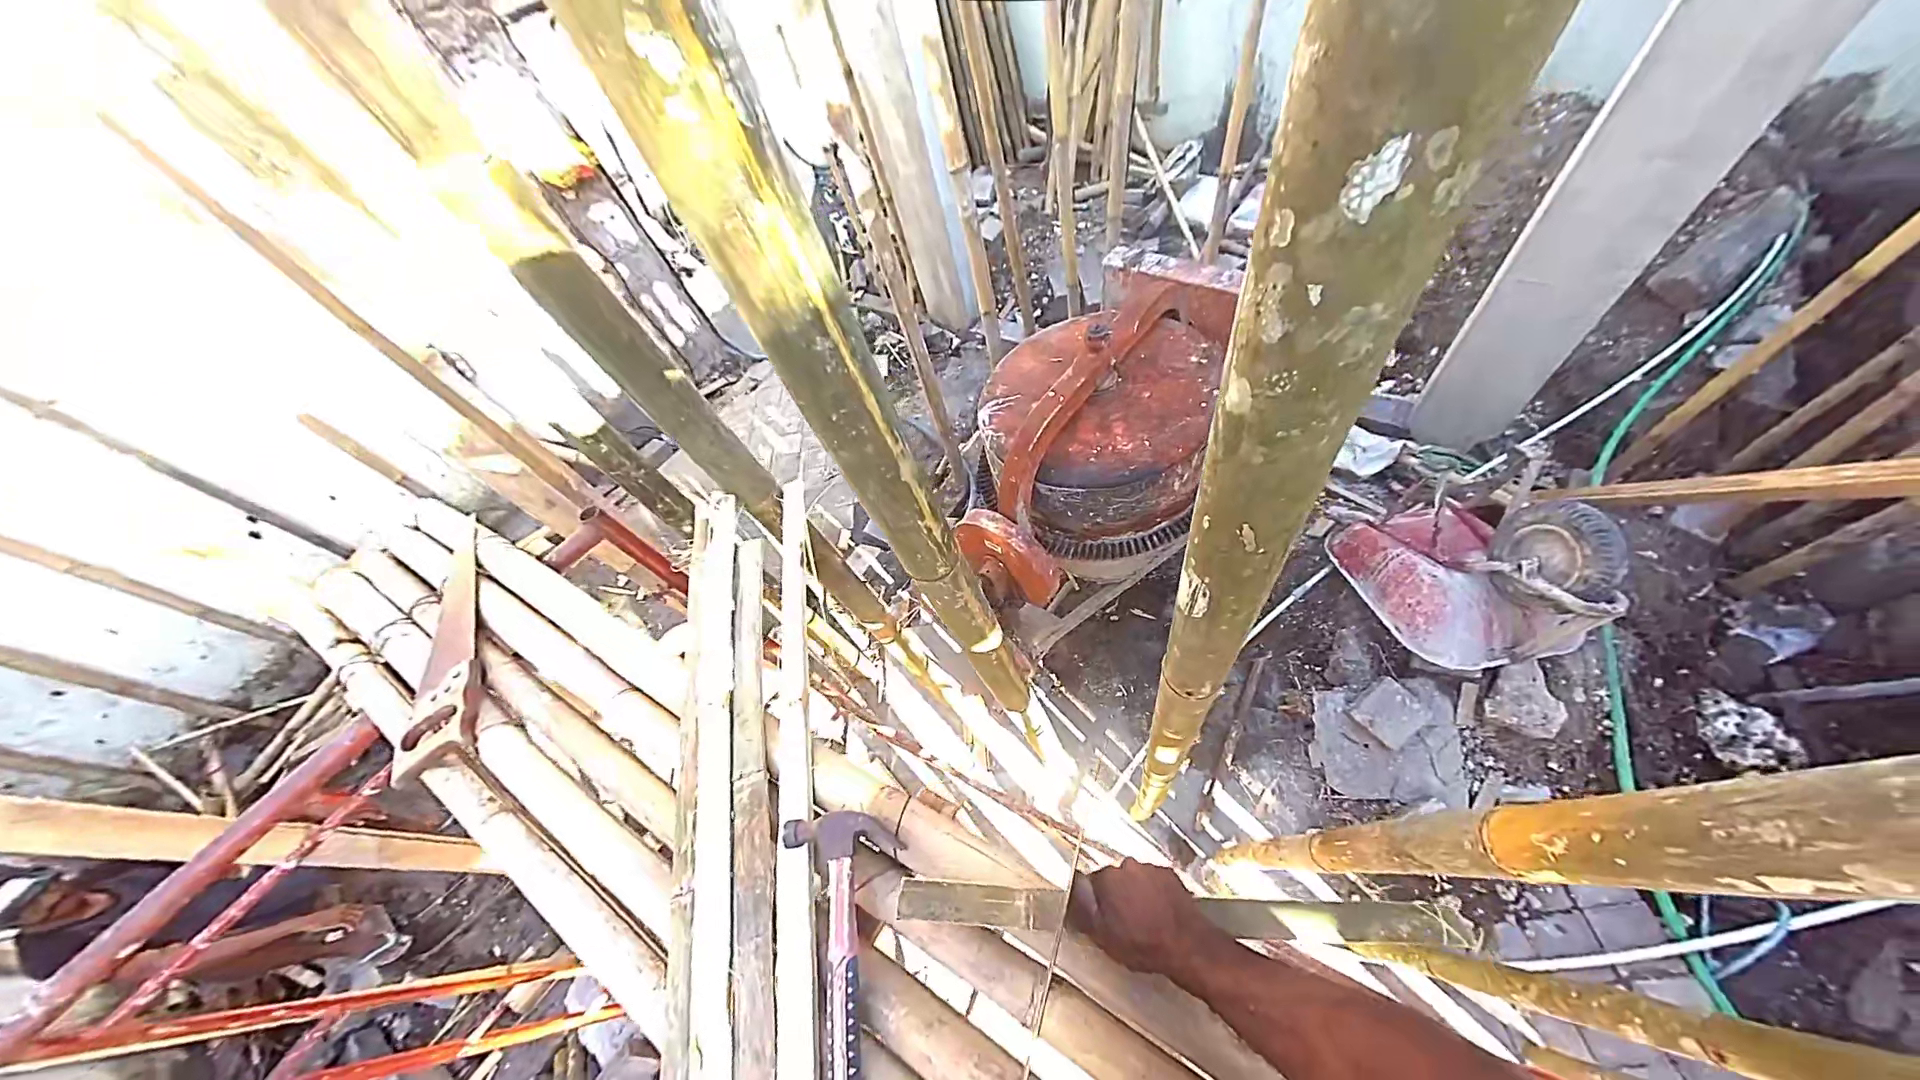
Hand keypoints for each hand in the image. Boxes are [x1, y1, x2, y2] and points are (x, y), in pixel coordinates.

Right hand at [1069, 859, 1223, 978]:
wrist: (1188, 946)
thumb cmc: (1144, 944)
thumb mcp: (1104, 937)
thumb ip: (1083, 911)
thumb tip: (1072, 893)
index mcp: (1106, 878)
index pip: (1091, 883)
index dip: (1096, 902)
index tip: (1104, 918)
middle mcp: (1127, 865)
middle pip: (1114, 878)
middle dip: (1117, 895)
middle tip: (1124, 921)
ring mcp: (1151, 868)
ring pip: (1135, 878)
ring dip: (1136, 892)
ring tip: (1145, 919)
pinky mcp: (1170, 875)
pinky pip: (1155, 881)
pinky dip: (1155, 893)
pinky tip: (1160, 913)